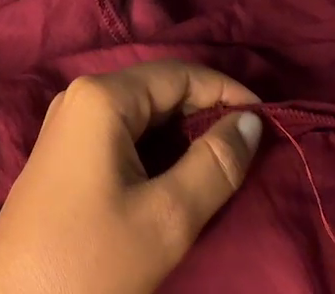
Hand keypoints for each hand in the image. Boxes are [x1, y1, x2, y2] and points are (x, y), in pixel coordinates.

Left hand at [0, 60, 264, 293]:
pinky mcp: (63, 155)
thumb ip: (215, 163)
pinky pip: (122, 134)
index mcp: (103, 96)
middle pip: (160, 89)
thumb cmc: (90, 261)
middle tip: (250, 149)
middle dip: (207, 113)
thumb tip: (251, 121)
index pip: (181, 73)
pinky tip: (179, 178)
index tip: (271, 123)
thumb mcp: (166, 217)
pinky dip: (157, 150)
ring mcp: (67, 125)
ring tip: (222, 166)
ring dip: (183, 134)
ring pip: (143, 114)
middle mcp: (81, 96)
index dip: (228, 93)